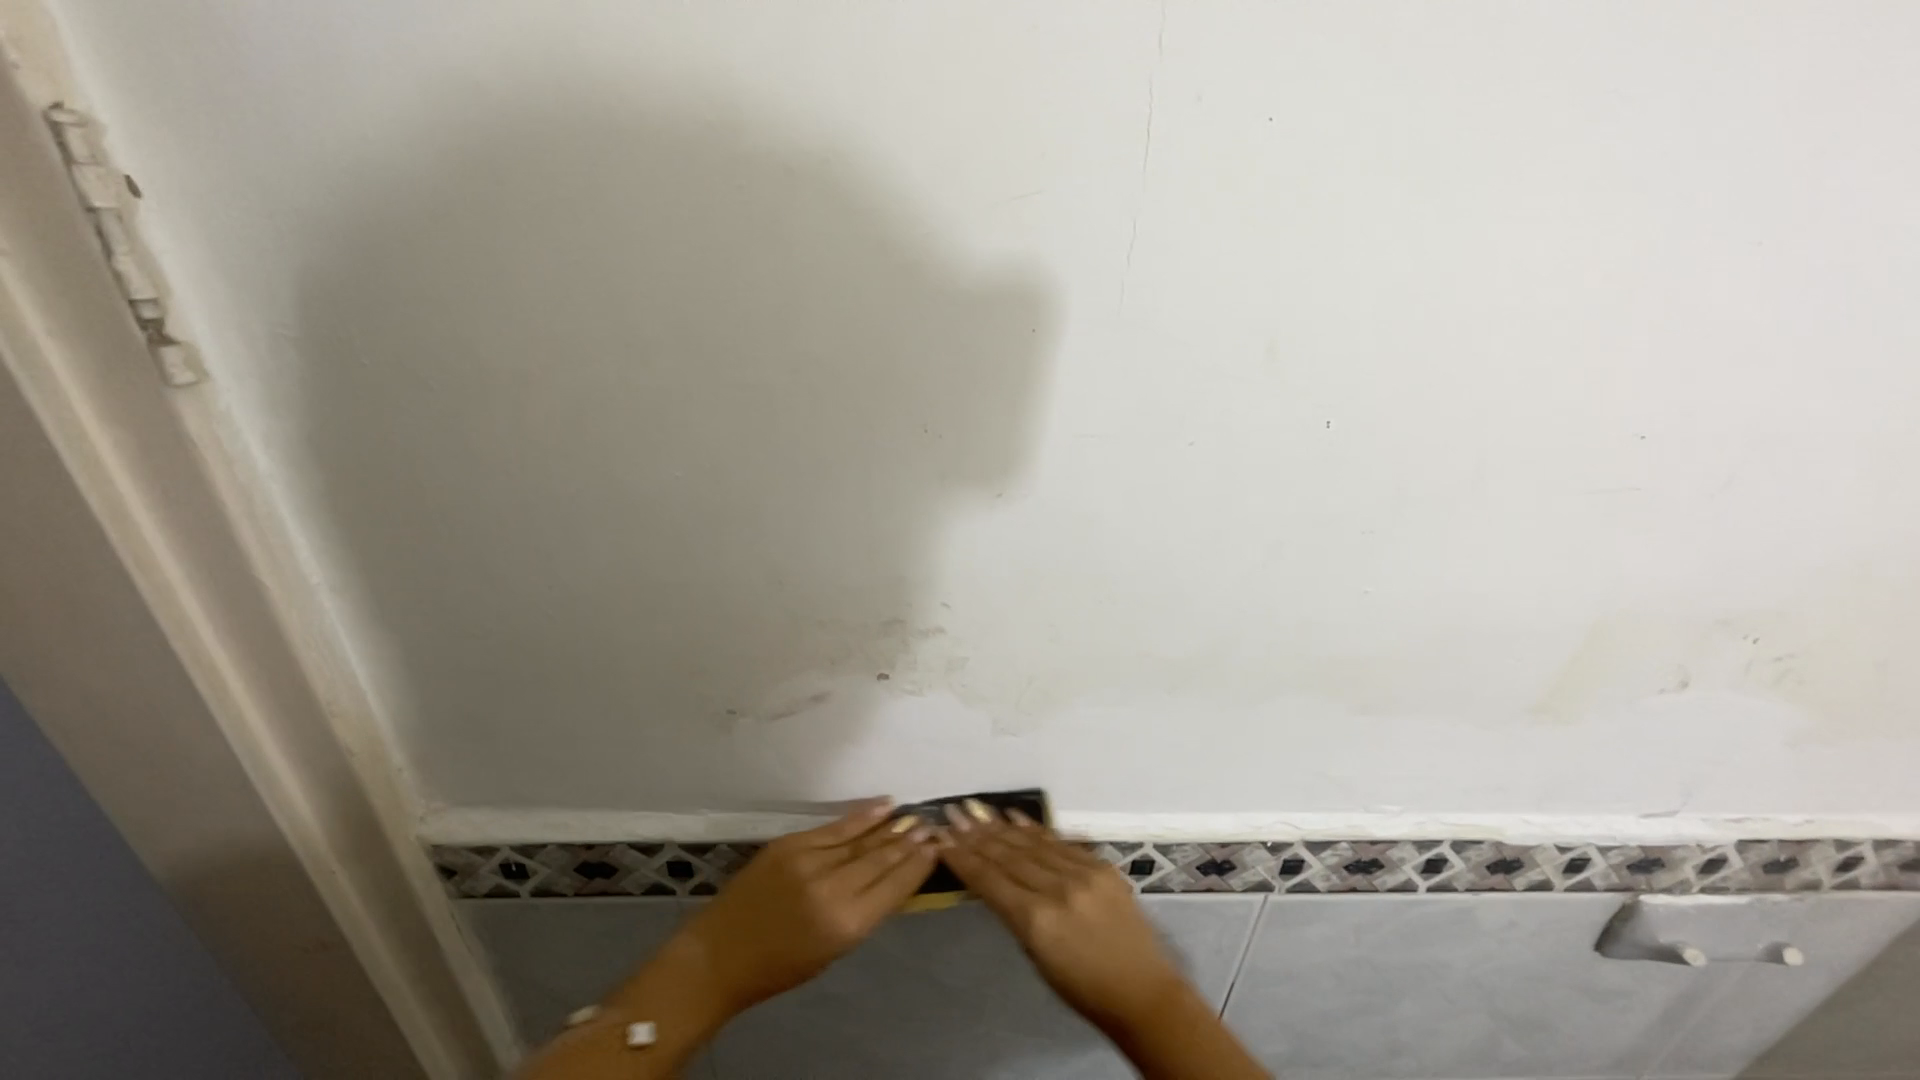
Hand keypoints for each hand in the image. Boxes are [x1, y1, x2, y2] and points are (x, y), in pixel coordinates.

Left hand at [673, 799, 938, 1012]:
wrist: (721, 954)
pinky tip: (884, 806)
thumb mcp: (833, 950)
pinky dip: (862, 816)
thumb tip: (894, 878)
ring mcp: (808, 862)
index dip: (918, 865)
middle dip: (909, 842)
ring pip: (861, 840)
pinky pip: (835, 827)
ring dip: (891, 827)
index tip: (937, 847)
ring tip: (914, 817)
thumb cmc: (780, 967)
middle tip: (931, 827)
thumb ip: (864, 913)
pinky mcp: (790, 845)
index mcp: (846, 925)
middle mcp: (832, 889)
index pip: (894, 887)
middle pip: (881, 859)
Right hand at [938, 802, 1185, 1029]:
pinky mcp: (1102, 867)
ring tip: (975, 809)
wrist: (1142, 992)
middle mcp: (1057, 889)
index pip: (989, 880)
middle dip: (976, 833)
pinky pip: (1060, 842)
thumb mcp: (1036, 957)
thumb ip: (1014, 915)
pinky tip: (1014, 817)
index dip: (963, 857)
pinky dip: (1035, 829)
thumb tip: (992, 881)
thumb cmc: (1082, 989)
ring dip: (1000, 826)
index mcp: (1036, 920)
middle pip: (1007, 855)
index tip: (942, 838)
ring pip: (1031, 843)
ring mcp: (1083, 874)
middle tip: (952, 812)